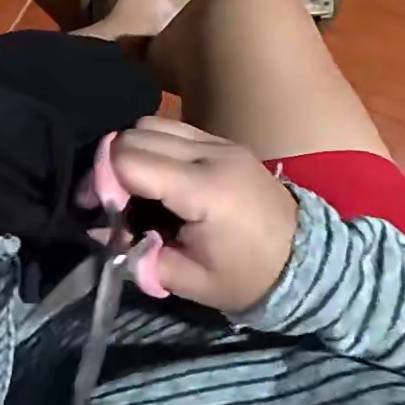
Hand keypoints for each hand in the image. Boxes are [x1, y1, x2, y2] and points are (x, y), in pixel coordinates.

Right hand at [103, 117, 298, 311]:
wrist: (306, 261)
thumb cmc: (248, 277)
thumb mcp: (189, 280)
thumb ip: (138, 256)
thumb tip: (97, 233)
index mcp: (205, 190)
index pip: (131, 157)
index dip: (103, 180)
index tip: (99, 209)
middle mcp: (212, 154)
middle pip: (134, 133)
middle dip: (110, 164)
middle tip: (109, 201)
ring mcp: (220, 142)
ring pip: (152, 123)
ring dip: (131, 151)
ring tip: (131, 188)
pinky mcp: (223, 141)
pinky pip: (173, 128)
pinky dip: (153, 146)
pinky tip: (156, 178)